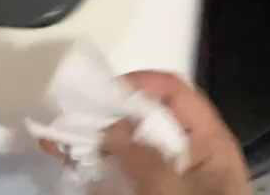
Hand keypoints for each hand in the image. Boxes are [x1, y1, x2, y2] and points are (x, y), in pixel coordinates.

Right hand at [44, 71, 251, 194]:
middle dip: (108, 117)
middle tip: (68, 117)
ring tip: (59, 143)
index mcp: (210, 143)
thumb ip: (148, 160)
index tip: (101, 92)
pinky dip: (99, 176)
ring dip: (96, 145)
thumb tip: (114, 126)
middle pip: (148, 122)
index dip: (140, 84)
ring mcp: (171, 185)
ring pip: (131, 153)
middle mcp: (191, 157)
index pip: (175, 93)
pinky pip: (124, 181)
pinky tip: (72, 173)